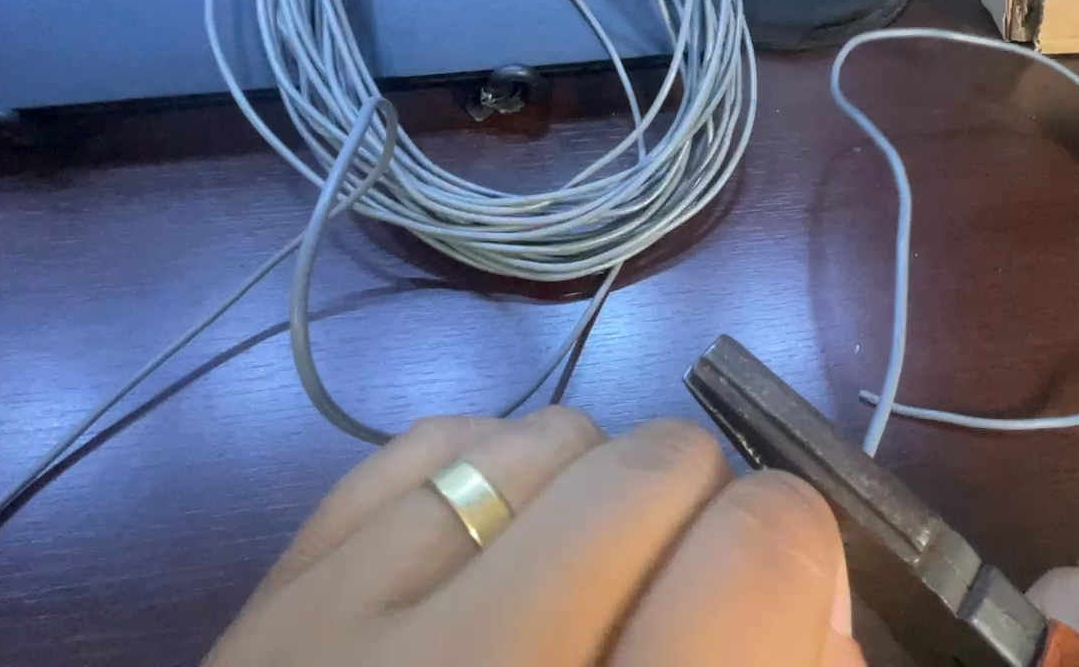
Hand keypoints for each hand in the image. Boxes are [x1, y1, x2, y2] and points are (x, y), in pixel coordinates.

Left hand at [209, 410, 865, 666]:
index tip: (788, 579)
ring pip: (551, 433)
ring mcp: (333, 643)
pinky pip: (430, 446)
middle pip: (658, 461)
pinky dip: (488, 472)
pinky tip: (485, 551)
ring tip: (574, 576)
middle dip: (700, 506)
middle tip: (676, 586)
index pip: (762, 545)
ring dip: (595, 484)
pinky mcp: (262, 610)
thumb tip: (815, 587)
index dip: (800, 542)